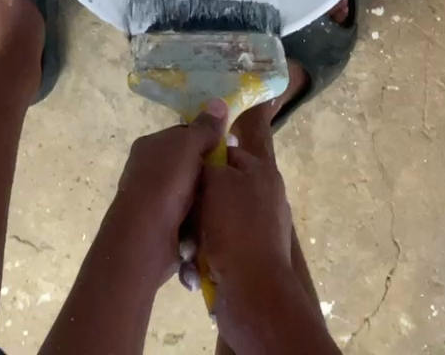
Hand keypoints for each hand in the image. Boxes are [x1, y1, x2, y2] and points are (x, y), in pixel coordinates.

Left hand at [102, 100, 226, 282]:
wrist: (145, 236)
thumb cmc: (165, 183)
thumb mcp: (188, 146)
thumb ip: (205, 127)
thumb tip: (219, 102)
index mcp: (150, 145)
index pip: (182, 135)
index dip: (205, 138)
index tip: (226, 148)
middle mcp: (147, 169)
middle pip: (186, 163)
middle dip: (206, 170)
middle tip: (229, 177)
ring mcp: (151, 198)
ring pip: (188, 191)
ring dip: (203, 197)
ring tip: (224, 200)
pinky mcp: (159, 225)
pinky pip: (185, 215)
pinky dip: (197, 218)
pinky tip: (212, 220)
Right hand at [198, 111, 332, 353]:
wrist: (253, 291)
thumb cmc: (235, 227)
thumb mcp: (218, 181)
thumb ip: (209, 166)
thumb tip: (206, 166)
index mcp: (263, 175)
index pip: (230, 153)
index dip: (205, 159)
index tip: (182, 169)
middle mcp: (262, 201)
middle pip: (218, 192)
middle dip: (196, 206)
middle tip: (181, 216)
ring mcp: (256, 233)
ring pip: (213, 224)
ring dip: (195, 236)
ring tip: (187, 251)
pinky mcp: (247, 261)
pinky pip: (218, 250)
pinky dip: (204, 259)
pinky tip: (193, 268)